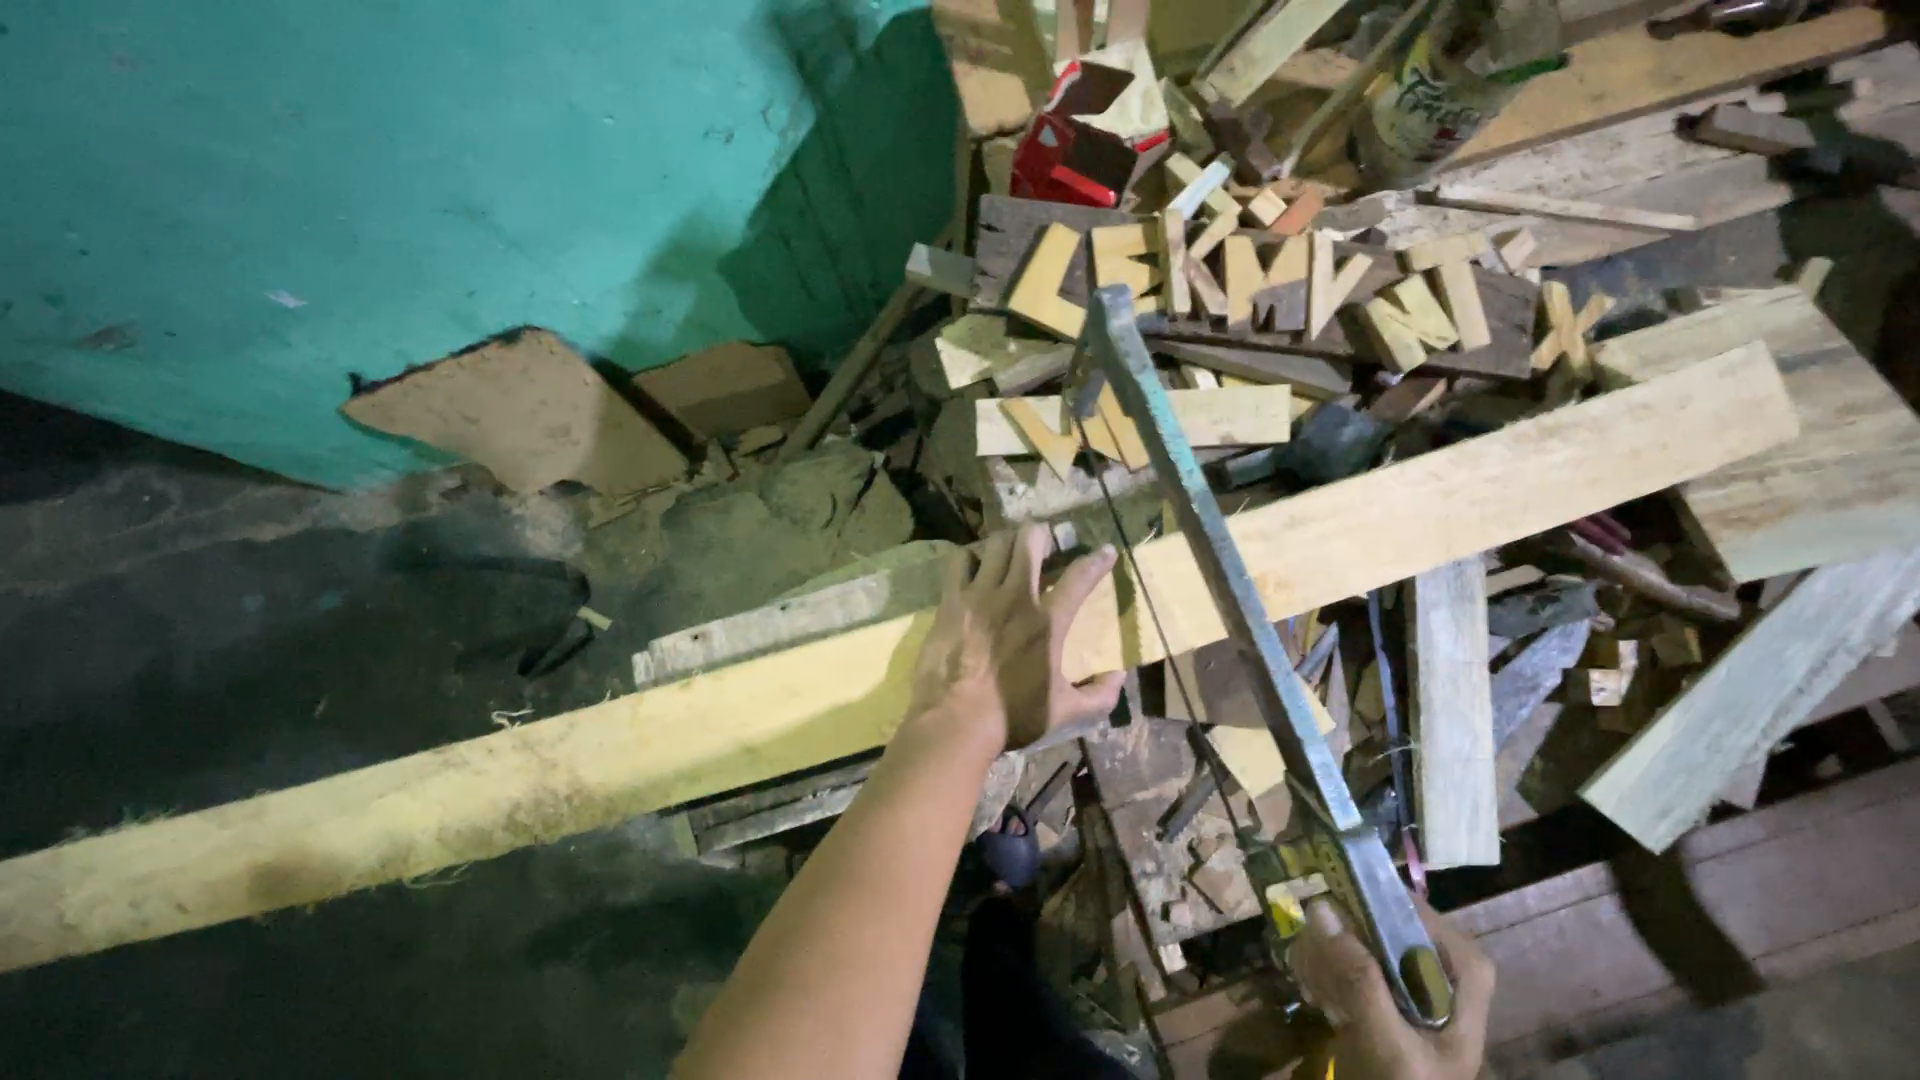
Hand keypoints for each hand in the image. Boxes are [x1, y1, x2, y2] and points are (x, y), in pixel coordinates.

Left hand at [904, 523, 1127, 753]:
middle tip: (1046, 546)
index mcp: (1048, 622)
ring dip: (1008, 542)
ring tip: (1011, 551)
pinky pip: (960, 561)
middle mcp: (1016, 597)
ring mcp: (980, 595)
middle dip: (1043, 534)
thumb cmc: (1012, 717)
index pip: (1080, 577)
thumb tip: (1118, 677)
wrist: (955, 721)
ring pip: (996, 543)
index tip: (1106, 551)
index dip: (1098, 560)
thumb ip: (1099, 696)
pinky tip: (974, 566)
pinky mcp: (951, 601)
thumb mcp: (1065, 714)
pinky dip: (970, 557)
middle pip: (1031, 540)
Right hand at [1288, 896, 1494, 1079]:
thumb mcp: (1386, 1044)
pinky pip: (1348, 959)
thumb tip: (1321, 907)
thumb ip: (1359, 978)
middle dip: (1340, 936)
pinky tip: (1317, 996)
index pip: (1414, 910)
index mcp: (1461, 972)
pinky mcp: (1385, 994)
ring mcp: (1410, 979)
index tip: (1327, 904)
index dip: (1371, 900)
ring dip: (1326, 956)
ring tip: (1314, 986)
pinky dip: (1326, 971)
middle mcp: (1439, 965)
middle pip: (1380, 919)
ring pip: (1358, 936)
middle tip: (1313, 959)